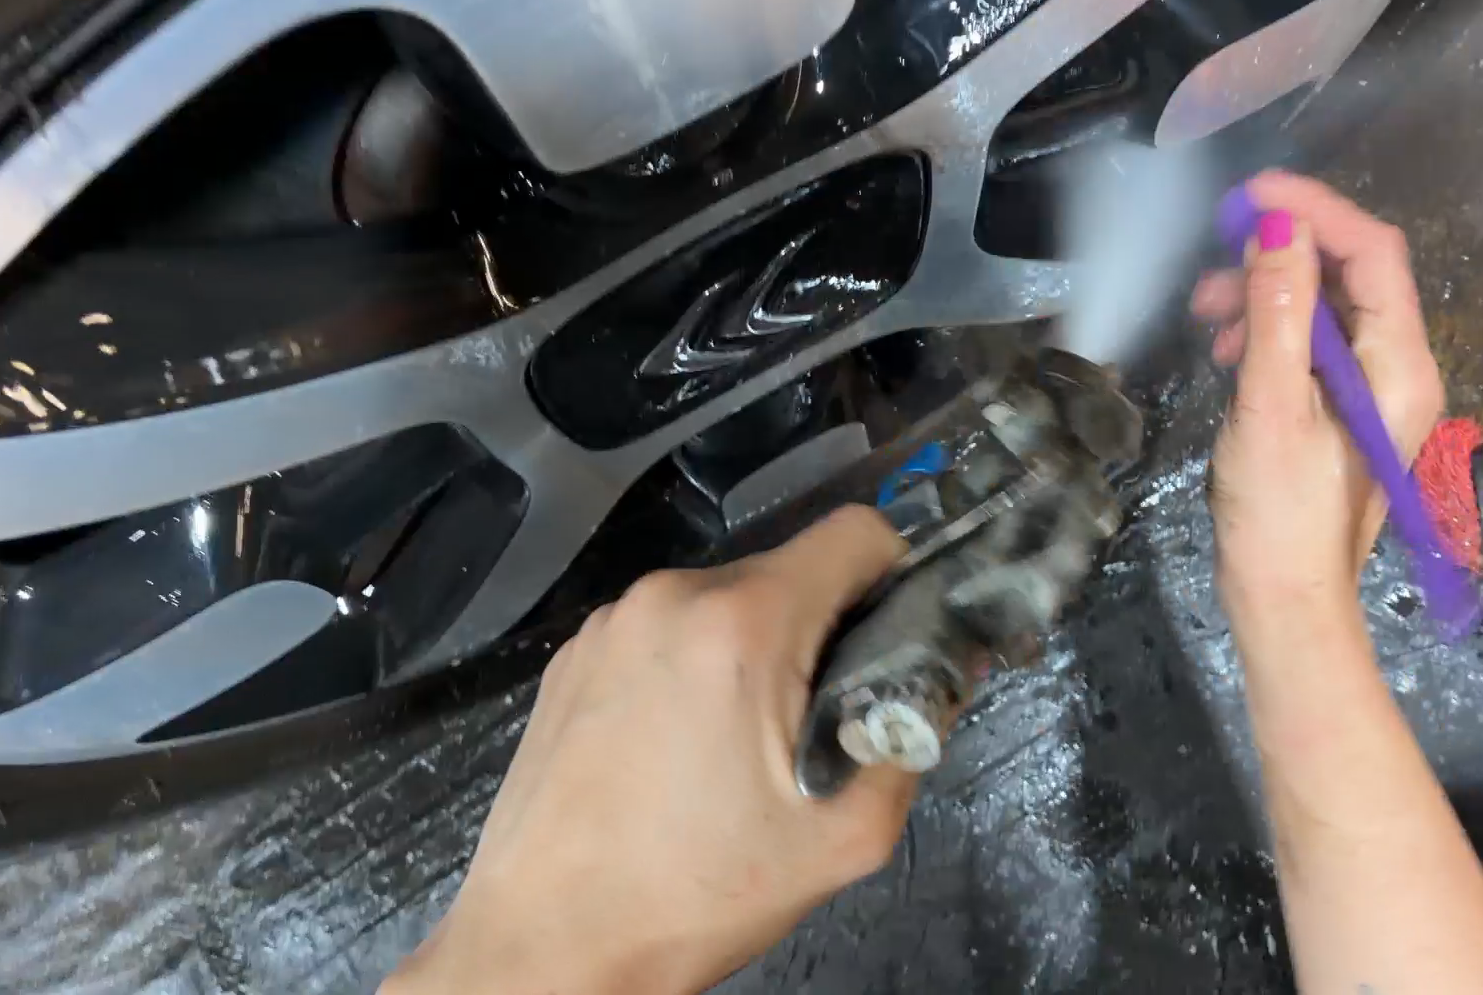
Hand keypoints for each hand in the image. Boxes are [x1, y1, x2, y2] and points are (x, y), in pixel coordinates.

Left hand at [383, 506, 914, 994]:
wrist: (541, 951)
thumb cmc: (698, 894)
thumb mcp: (845, 836)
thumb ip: (913, 739)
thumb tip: (941, 675)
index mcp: (745, 623)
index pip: (856, 532)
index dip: (895, 570)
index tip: (894, 627)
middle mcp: (675, 593)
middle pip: (793, 568)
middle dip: (825, 623)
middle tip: (819, 708)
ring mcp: (617, 616)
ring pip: (731, 596)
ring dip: (760, 642)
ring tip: (741, 734)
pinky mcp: (578, 647)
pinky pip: (672, 624)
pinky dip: (698, 658)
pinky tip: (679, 737)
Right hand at [1190, 171, 1443, 622]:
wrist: (1283, 595)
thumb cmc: (1279, 513)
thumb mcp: (1271, 409)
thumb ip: (1277, 316)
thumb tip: (1275, 230)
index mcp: (1397, 364)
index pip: (1372, 255)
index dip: (1315, 211)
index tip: (1250, 195)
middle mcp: (1393, 368)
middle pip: (1346, 278)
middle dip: (1279, 260)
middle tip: (1211, 273)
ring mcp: (1365, 391)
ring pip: (1320, 311)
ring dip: (1264, 299)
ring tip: (1208, 322)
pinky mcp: (1333, 411)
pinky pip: (1305, 348)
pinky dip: (1265, 335)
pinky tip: (1228, 353)